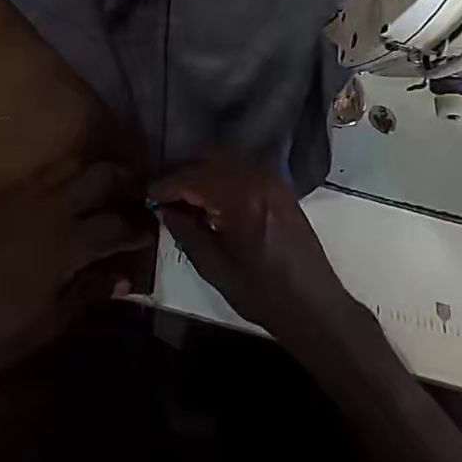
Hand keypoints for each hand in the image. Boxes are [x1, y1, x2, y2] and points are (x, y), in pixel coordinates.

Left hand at [0, 161, 152, 380]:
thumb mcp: (54, 320)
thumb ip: (91, 291)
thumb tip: (123, 277)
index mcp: (69, 241)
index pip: (117, 224)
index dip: (139, 228)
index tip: (150, 232)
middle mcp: (52, 209)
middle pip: (101, 175)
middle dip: (125, 181)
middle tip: (138, 194)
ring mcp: (25, 199)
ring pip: (72, 166)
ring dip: (93, 173)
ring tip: (105, 189)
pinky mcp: (4, 202)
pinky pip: (43, 177)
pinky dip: (64, 180)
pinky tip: (66, 198)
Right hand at [151, 153, 361, 346]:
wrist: (315, 305)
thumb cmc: (264, 295)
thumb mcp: (216, 269)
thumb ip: (188, 233)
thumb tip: (166, 209)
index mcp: (242, 199)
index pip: (194, 177)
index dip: (166, 184)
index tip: (146, 195)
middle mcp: (258, 178)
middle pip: (210, 157)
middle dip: (182, 170)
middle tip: (160, 191)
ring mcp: (272, 179)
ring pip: (226, 158)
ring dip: (201, 169)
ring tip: (180, 194)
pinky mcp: (280, 185)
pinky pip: (242, 167)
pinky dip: (220, 174)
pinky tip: (208, 197)